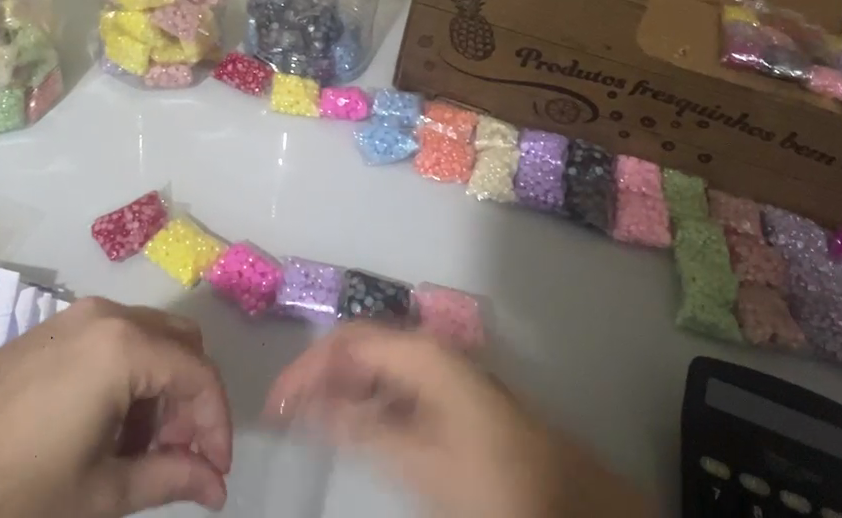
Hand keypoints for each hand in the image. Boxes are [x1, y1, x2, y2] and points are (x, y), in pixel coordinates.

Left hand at [0, 298, 232, 517]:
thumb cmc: (10, 493)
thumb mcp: (98, 494)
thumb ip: (168, 478)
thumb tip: (215, 484)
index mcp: (123, 347)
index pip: (199, 375)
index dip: (217, 426)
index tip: (215, 475)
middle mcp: (102, 316)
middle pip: (177, 344)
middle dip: (190, 401)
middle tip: (183, 459)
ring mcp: (67, 319)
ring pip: (144, 340)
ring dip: (159, 391)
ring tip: (143, 454)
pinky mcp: (40, 334)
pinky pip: (106, 343)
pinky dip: (125, 380)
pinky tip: (104, 432)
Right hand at [265, 323, 648, 517]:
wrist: (566, 500)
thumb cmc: (491, 479)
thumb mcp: (420, 460)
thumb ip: (362, 428)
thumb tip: (311, 406)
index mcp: (421, 355)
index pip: (347, 341)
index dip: (307, 367)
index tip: (276, 403)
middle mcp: (429, 351)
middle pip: (360, 345)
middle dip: (320, 373)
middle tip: (286, 412)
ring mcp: (442, 371)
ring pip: (376, 364)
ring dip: (341, 387)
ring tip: (310, 421)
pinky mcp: (450, 394)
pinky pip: (395, 383)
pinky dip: (366, 400)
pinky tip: (352, 426)